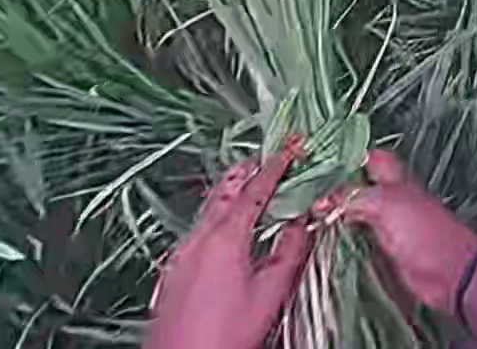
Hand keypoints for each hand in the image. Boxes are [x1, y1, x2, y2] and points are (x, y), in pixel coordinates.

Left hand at [147, 138, 315, 348]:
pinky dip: (222, 211)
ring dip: (236, 189)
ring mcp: (182, 256)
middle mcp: (199, 240)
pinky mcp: (174, 272)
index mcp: (226, 238)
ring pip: (212, 206)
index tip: (294, 146)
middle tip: (275, 155)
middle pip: (227, 188)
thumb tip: (302, 221)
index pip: (256, 187)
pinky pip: (201, 226)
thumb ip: (290, 248)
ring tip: (257, 181)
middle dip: (252, 168)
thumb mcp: (270, 292)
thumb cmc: (223, 339)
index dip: (278, 163)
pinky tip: (235, 223)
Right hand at [318, 150, 476, 311]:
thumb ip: (357, 197)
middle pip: (361, 182)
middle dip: (338, 184)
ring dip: (339, 208)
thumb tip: (325, 197)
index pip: (369, 157)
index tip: (320, 162)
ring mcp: (389, 218)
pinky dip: (344, 229)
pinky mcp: (386, 243)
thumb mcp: (387, 205)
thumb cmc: (423, 230)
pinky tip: (328, 235)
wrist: (446, 268)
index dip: (348, 157)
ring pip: (359, 205)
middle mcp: (392, 194)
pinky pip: (360, 230)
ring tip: (311, 212)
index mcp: (395, 177)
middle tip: (308, 191)